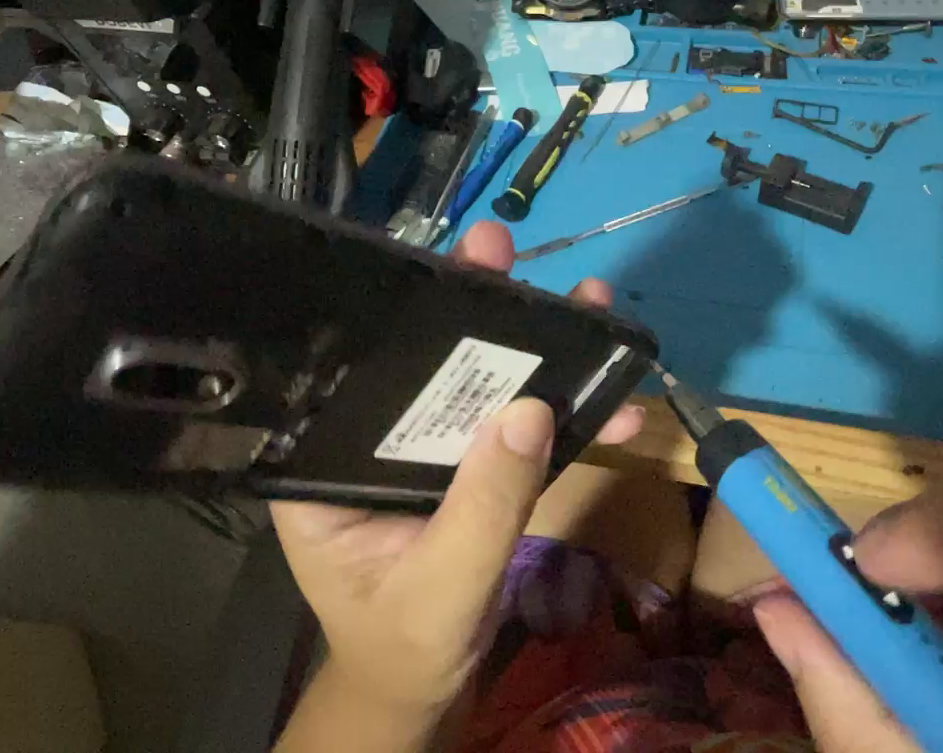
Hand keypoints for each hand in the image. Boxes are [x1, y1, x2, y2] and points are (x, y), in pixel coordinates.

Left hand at [271, 222, 644, 729]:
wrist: (427, 689)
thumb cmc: (403, 647)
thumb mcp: (439, 589)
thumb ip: (482, 509)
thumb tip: (530, 410)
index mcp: (327, 462)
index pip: (355, 372)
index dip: (398, 316)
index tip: (442, 271)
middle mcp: (375, 440)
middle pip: (425, 362)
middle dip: (473, 308)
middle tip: (502, 252)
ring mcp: (430, 450)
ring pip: (479, 384)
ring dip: (533, 349)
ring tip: (584, 307)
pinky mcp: (474, 466)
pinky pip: (518, 428)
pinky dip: (565, 413)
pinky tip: (615, 403)